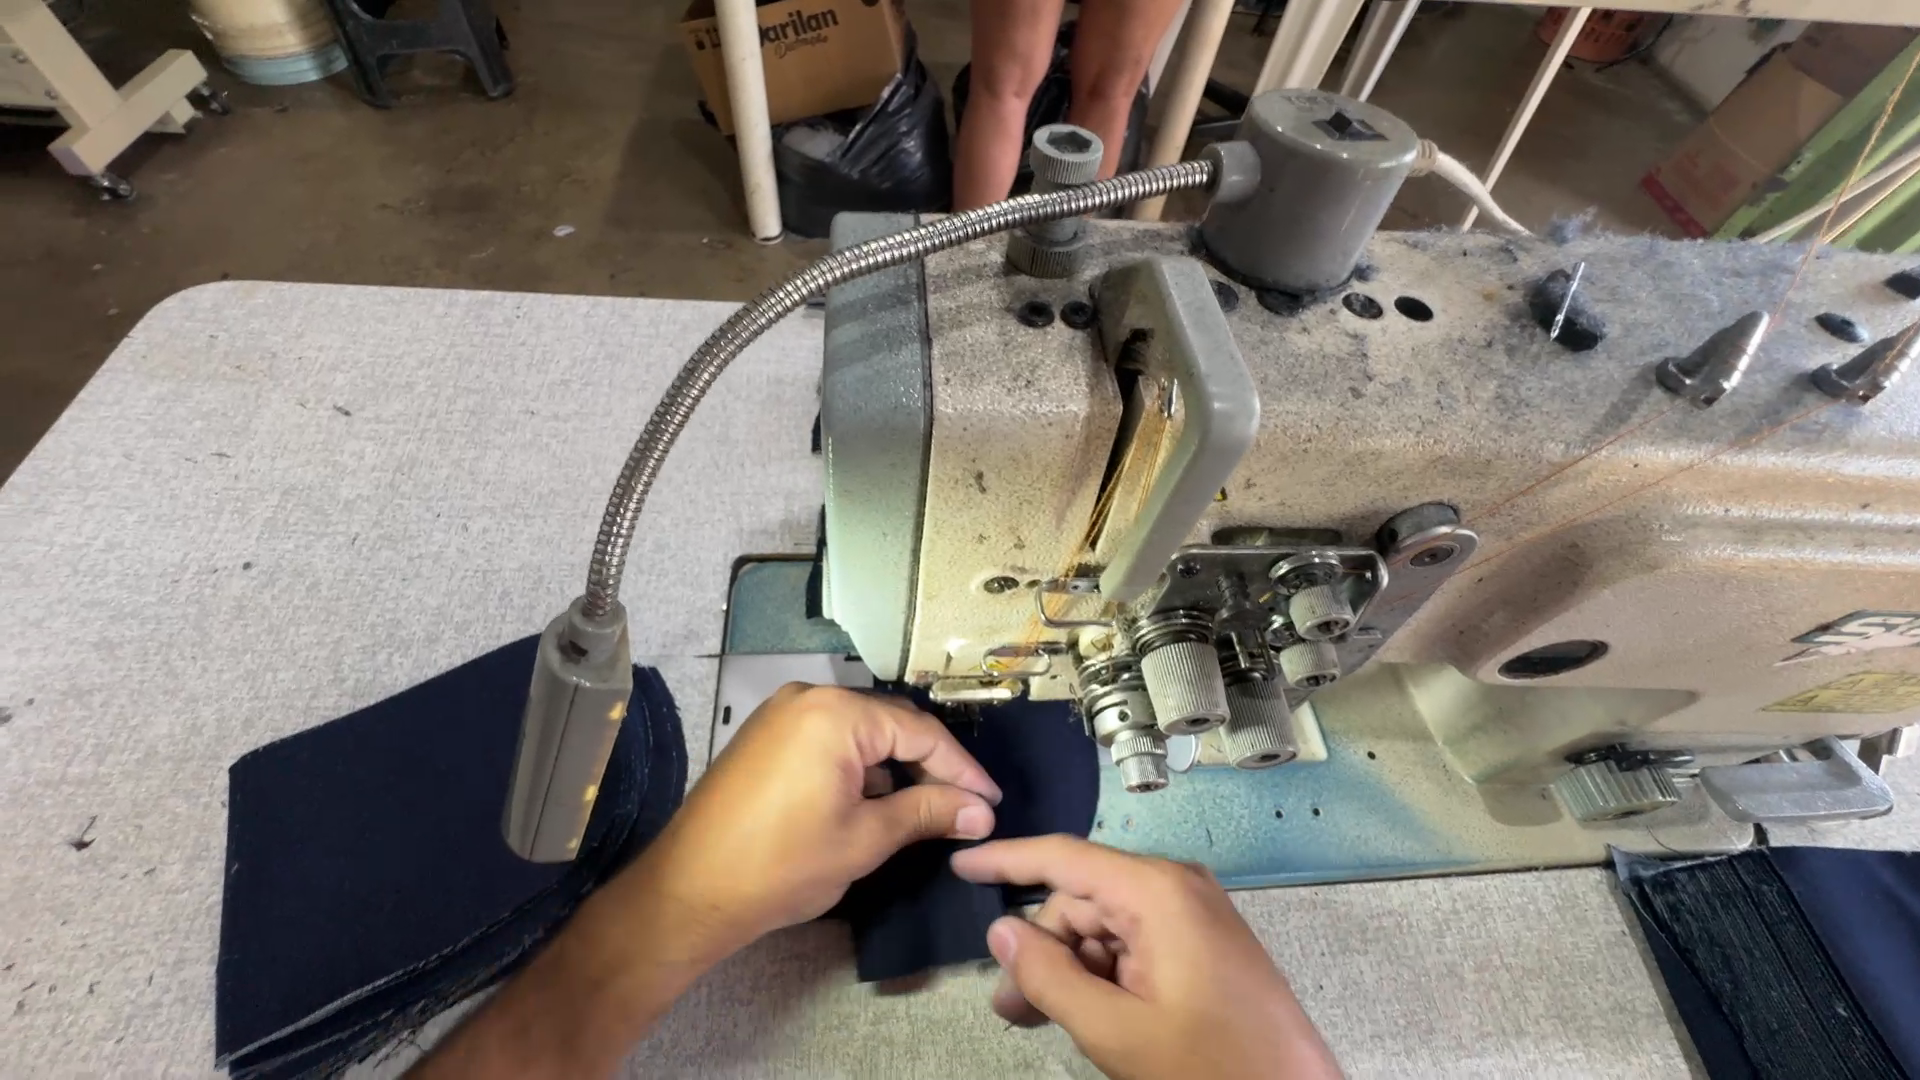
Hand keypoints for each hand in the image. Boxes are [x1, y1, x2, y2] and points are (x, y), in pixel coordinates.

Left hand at [630, 683, 1002, 951]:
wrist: (686, 893)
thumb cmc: (782, 865)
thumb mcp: (864, 840)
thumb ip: (927, 813)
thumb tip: (980, 812)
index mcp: (837, 713)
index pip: (919, 732)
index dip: (961, 768)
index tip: (991, 801)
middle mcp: (810, 697)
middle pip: (890, 724)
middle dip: (930, 765)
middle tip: (965, 807)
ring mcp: (783, 712)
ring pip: (860, 731)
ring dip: (894, 766)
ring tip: (924, 808)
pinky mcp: (767, 734)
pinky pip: (830, 738)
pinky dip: (858, 765)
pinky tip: (873, 801)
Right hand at [952, 835, 1340, 1079]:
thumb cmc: (1211, 1072)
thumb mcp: (1117, 1034)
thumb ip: (1050, 978)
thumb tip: (1001, 930)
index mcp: (1156, 889)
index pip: (1063, 857)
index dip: (1006, 860)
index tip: (960, 866)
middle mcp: (1173, 885)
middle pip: (1082, 899)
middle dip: (1041, 946)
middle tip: (1006, 1004)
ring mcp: (1191, 912)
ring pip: (1104, 925)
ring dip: (1068, 967)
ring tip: (1033, 1017)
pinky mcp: (1201, 941)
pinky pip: (1133, 943)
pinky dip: (1102, 974)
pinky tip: (1083, 1012)